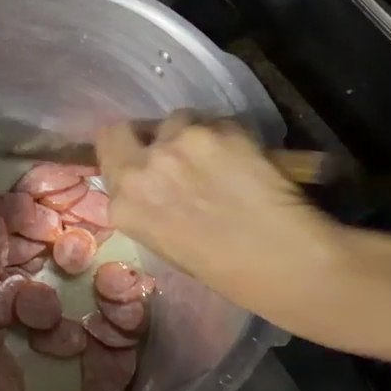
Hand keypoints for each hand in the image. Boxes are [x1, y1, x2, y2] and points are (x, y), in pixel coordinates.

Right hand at [96, 114, 341, 310]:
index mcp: (123, 207)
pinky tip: (247, 158)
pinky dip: (228, 134)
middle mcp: (139, 171)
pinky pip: (214, 120)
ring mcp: (174, 147)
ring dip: (192, 133)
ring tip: (220, 156)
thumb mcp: (164, 242)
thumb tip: (153, 180)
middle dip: (144, 134)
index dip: (128, 154)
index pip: (106, 158)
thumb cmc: (227, 270)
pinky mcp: (212, 131)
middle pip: (123, 129)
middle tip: (172, 147)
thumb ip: (146, 204)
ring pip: (176, 119)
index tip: (146, 160)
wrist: (285, 264)